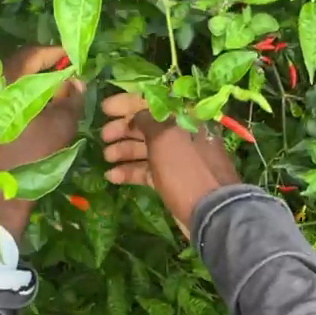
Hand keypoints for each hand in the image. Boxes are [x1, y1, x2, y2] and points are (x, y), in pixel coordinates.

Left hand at [0, 45, 83, 239]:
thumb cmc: (29, 159)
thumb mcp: (60, 127)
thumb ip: (72, 99)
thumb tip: (75, 81)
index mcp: (5, 83)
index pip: (31, 54)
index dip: (54, 53)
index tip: (72, 57)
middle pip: (18, 71)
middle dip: (44, 73)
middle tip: (67, 83)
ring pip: (9, 91)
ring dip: (33, 92)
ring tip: (56, 105)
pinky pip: (0, 108)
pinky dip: (20, 108)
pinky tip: (36, 124)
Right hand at [99, 93, 241, 235]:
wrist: (212, 212)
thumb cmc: (187, 169)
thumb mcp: (165, 138)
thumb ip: (147, 120)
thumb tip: (136, 116)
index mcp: (185, 117)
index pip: (153, 101)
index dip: (127, 103)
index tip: (105, 109)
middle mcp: (182, 134)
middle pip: (147, 125)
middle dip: (123, 129)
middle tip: (103, 136)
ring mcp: (177, 158)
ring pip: (146, 148)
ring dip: (124, 150)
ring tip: (106, 156)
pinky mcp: (172, 179)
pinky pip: (148, 170)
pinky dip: (130, 171)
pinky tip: (112, 176)